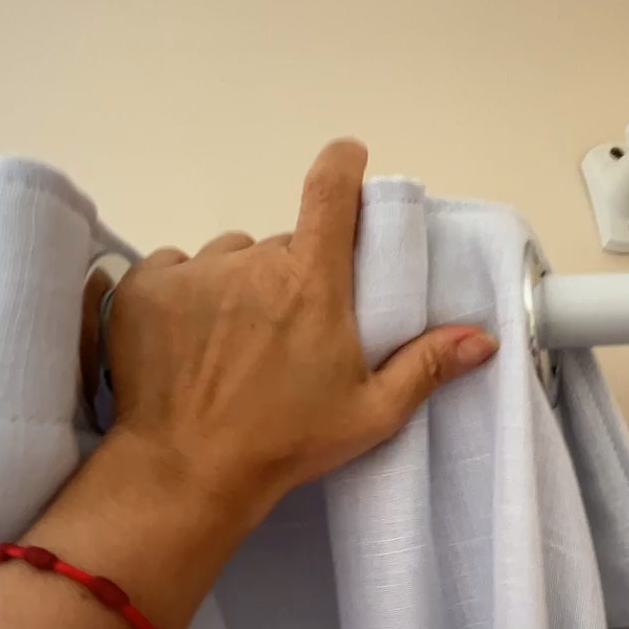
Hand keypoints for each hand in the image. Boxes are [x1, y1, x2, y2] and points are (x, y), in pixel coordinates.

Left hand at [83, 139, 498, 529]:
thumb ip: (428, 366)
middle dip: (292, 275)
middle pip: (281, 245)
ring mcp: (193, 272)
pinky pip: (177, 269)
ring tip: (235, 343)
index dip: (343, 165)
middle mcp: (252, 263)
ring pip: (229, 258)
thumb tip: (484, 338)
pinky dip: (188, 294)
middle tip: (289, 333)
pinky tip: (190, 339)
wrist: (189, 471)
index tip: (350, 157)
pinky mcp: (144, 288)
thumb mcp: (372, 413)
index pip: (331, 193)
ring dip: (239, 285)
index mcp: (312, 283)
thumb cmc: (289, 442)